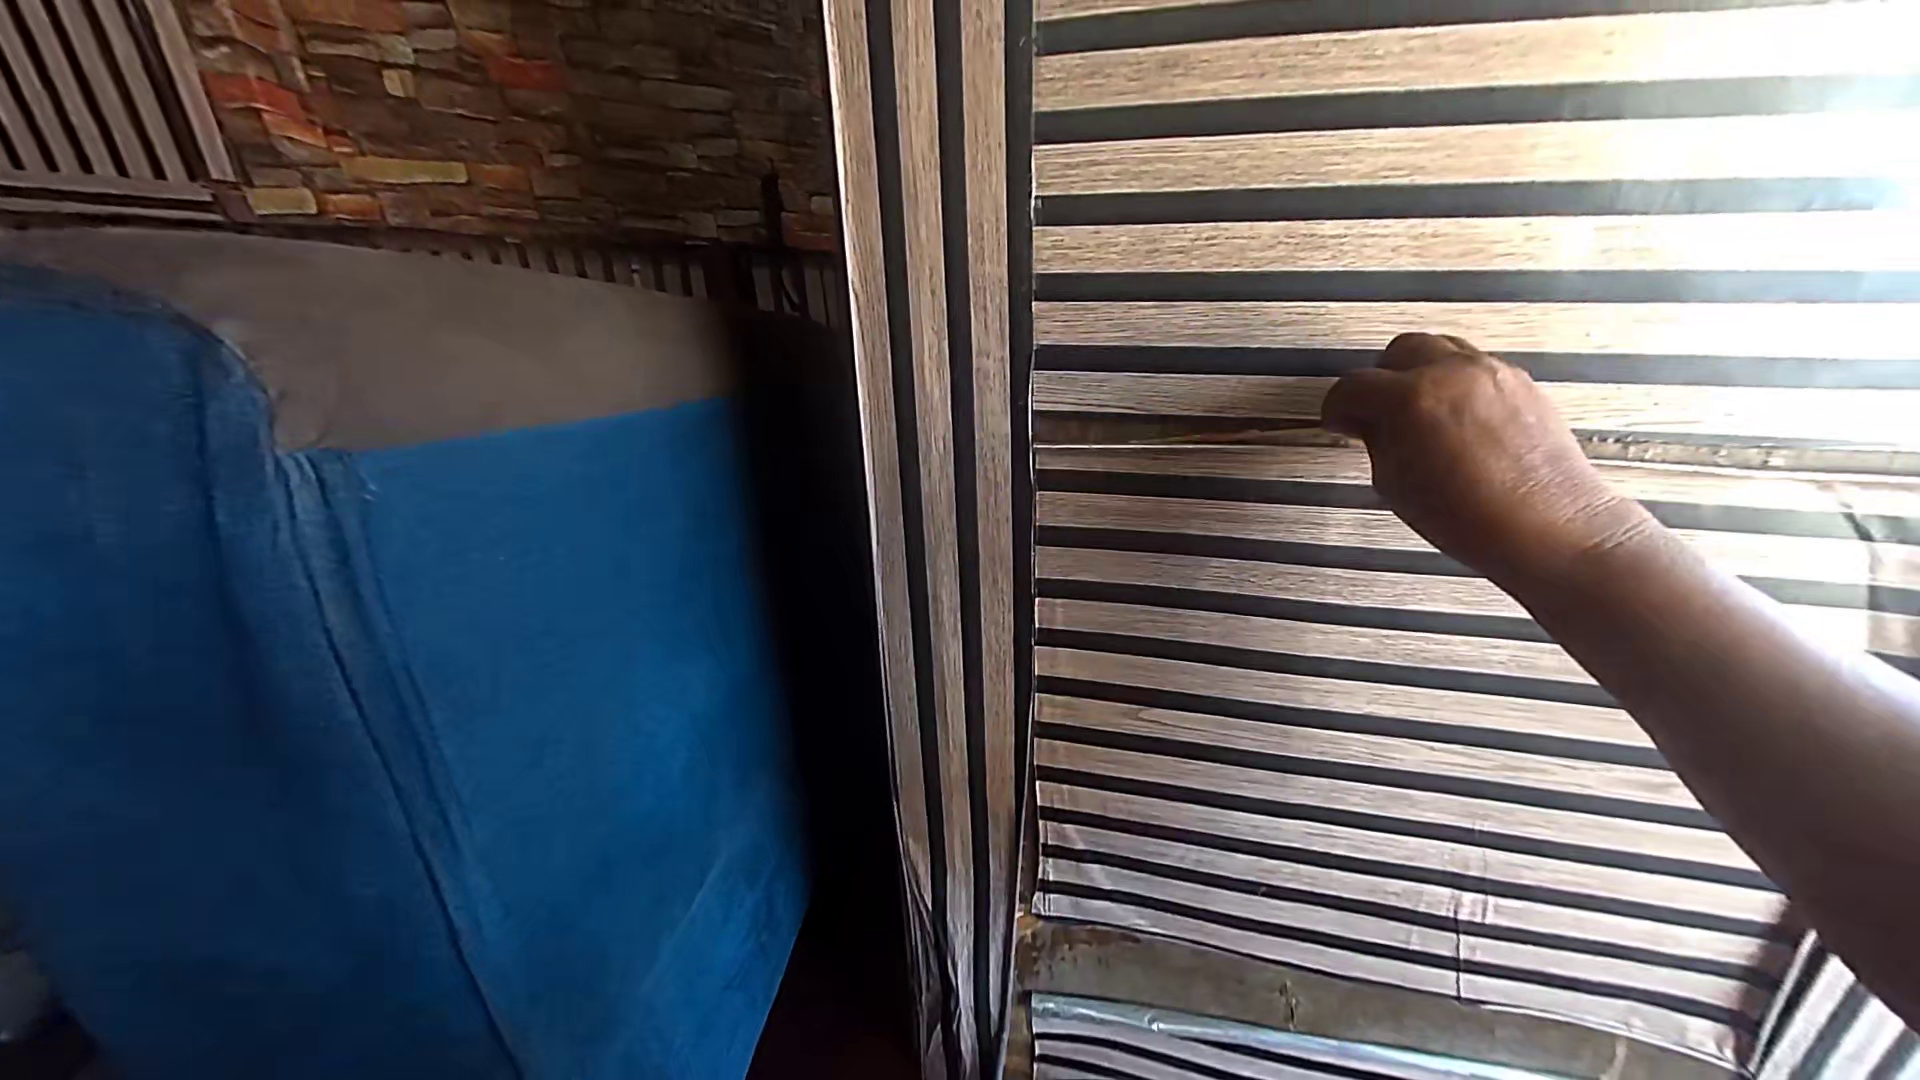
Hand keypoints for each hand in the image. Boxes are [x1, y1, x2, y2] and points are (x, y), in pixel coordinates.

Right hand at [1321, 333, 1657, 585]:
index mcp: (1410, 399)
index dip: (1336, 408)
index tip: (1338, 421)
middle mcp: (1452, 374)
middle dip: (1379, 379)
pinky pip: (1472, 368)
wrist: (1542, 524)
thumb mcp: (1390, 480)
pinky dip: (1452, 385)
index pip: (1351, 386)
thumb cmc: (1466, 513)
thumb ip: (1375, 438)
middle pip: (1399, 350)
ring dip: (1417, 376)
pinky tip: (1449, 421)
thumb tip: (1369, 422)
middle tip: (1373, 411)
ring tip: (1413, 413)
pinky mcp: (1520, 383)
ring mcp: (1491, 373)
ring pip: (1439, 350)